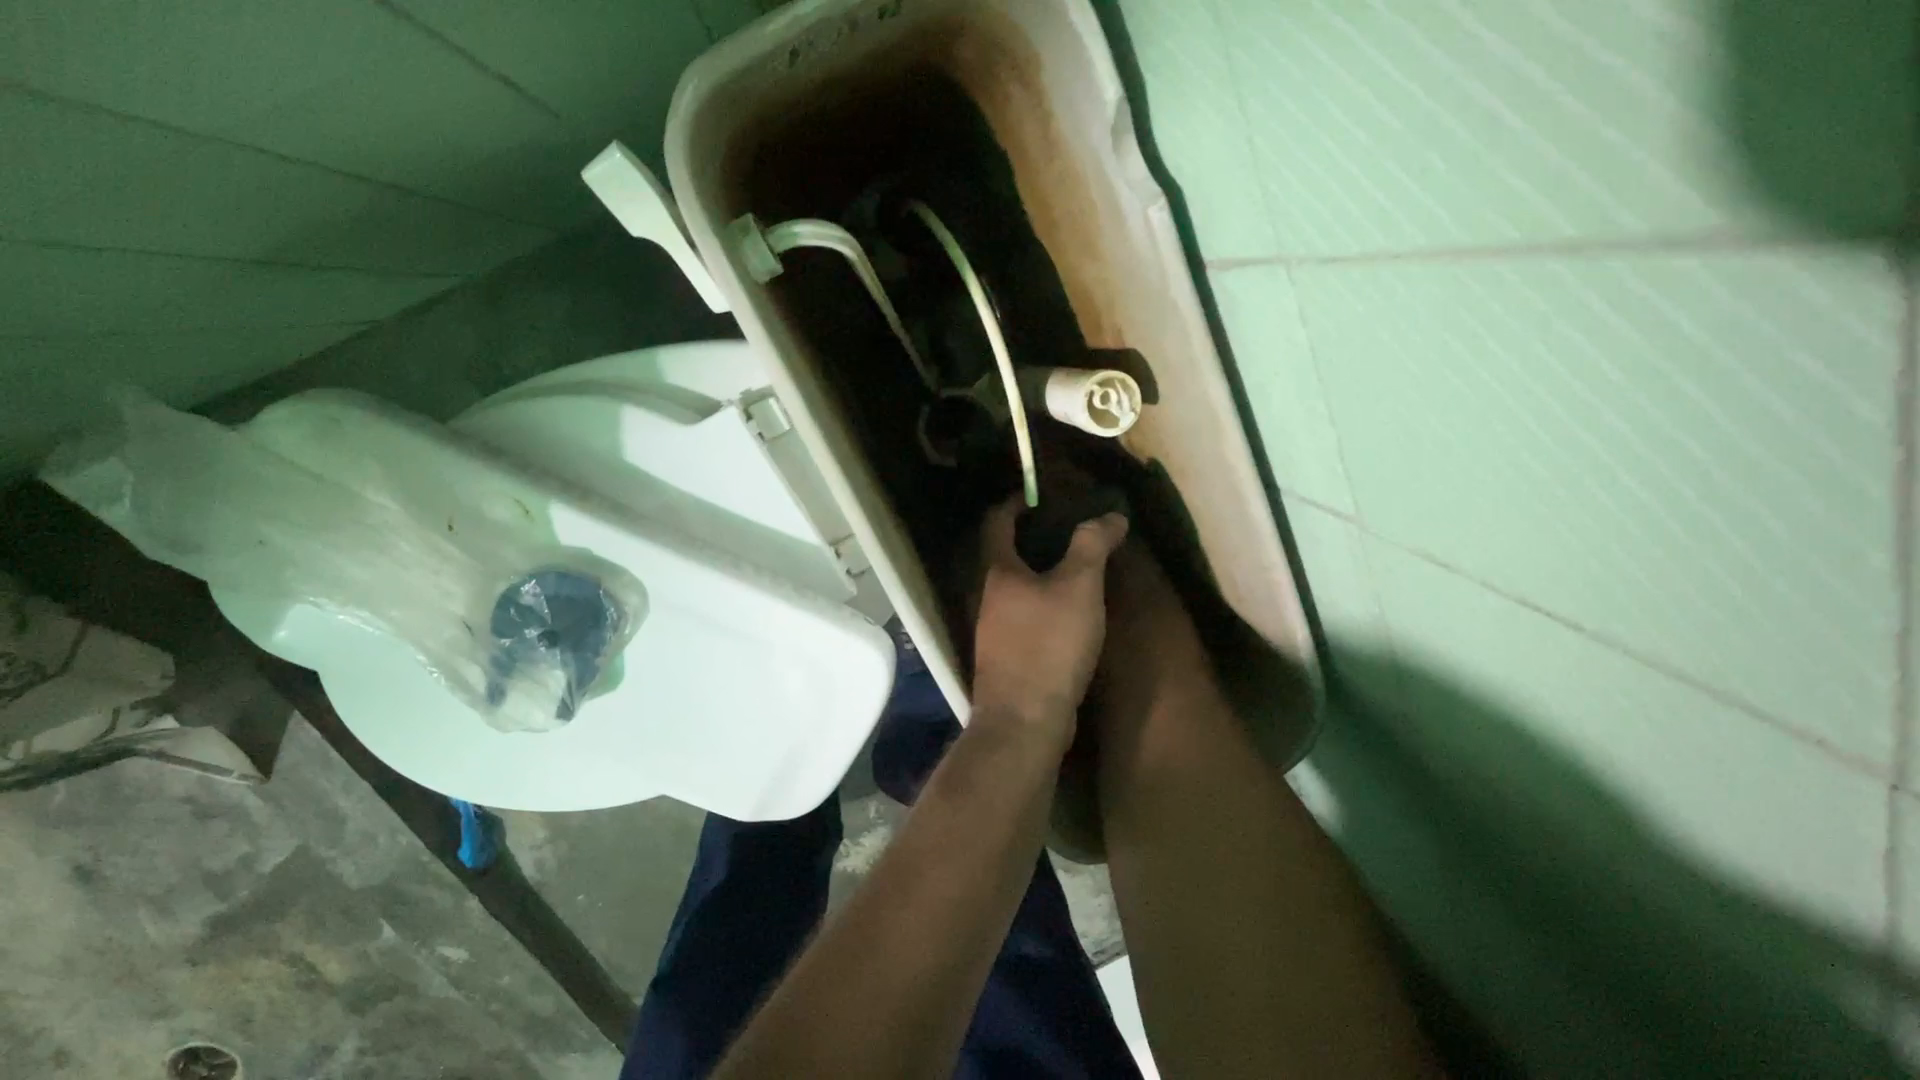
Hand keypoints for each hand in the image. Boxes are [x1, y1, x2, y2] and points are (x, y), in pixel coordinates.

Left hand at [969, 497, 1129, 741]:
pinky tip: (1073, 618)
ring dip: (1043, 577)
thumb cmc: (1049, 644)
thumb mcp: (1079, 587)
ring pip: (1018, 592)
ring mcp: (995, 633)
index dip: (1016, 503)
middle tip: (1074, 532)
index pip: (997, 522)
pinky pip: (1027, 621)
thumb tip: (1112, 515)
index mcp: (999, 572)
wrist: (1024, 721)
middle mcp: (989, 598)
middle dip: (1036, 541)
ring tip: (1081, 572)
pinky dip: (1047, 609)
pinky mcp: (1008, 662)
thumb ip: (1092, 546)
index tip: (1040, 495)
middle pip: (1007, 557)